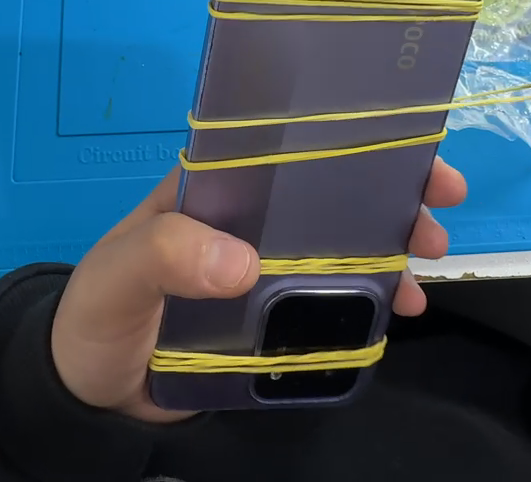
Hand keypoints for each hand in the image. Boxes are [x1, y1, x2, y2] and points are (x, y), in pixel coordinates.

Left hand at [52, 158, 467, 422]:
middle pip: (331, 191)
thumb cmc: (99, 310)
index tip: (404, 144)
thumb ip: (167, 253)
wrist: (89, 391)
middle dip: (391, 189)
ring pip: (344, 242)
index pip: (289, 147)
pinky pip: (336, 301)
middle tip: (441, 201)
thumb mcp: (121, 270)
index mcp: (218, 186)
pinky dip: (374, 300)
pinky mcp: (277, 318)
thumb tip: (244, 262)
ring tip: (430, 260)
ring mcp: (268, 267)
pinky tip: (400, 310)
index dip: (347, 139)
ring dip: (393, 243)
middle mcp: (251, 218)